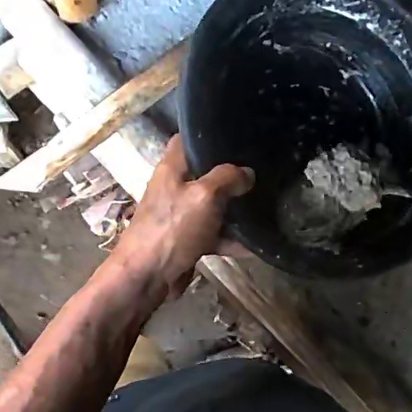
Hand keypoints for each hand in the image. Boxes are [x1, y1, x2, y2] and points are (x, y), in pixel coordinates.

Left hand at [109, 136, 254, 296]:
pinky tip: (255, 244)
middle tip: (259, 171)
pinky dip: (231, 238)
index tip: (236, 136)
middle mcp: (173, 188)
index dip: (207, 135)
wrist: (147, 276)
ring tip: (264, 204)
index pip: (185, 140)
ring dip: (233, 208)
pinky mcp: (186, 241)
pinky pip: (213, 234)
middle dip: (229, 174)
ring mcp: (179, 216)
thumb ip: (228, 178)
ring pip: (211, 205)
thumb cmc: (172, 229)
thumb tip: (247, 172)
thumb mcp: (205, 196)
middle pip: (203, 174)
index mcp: (171, 169)